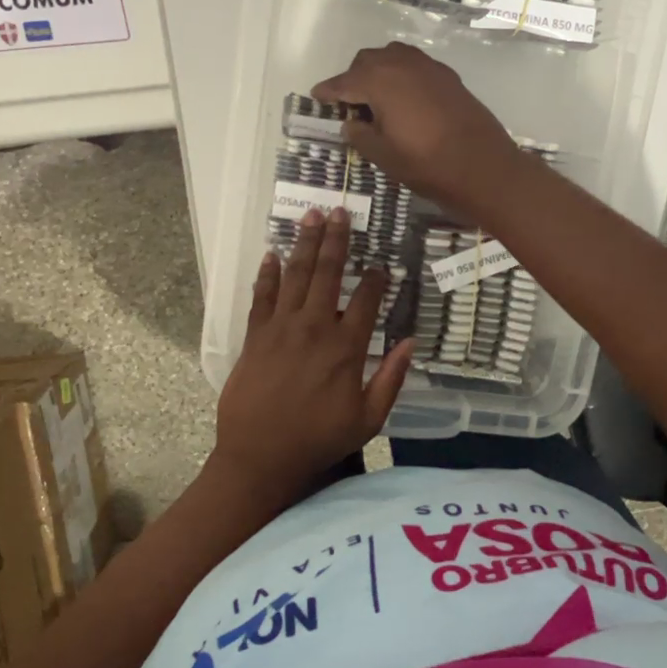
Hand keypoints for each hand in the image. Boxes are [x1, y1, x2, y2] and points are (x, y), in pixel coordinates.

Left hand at [213, 207, 414, 505]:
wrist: (260, 457)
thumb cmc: (319, 440)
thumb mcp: (369, 419)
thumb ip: (391, 379)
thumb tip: (411, 342)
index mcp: (346, 349)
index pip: (366, 300)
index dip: (375, 279)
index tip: (382, 264)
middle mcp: (314, 329)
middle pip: (327, 275)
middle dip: (336, 241)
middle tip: (340, 211)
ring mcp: (281, 330)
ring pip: (295, 277)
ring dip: (304, 245)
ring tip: (311, 217)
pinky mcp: (255, 338)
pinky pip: (262, 298)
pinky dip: (267, 275)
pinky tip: (272, 254)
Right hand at [313, 43, 529, 224]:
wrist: (484, 167)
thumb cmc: (427, 164)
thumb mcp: (384, 156)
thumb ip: (360, 135)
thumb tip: (351, 123)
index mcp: (380, 81)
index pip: (345, 82)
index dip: (329, 91)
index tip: (317, 96)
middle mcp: (402, 64)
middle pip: (368, 61)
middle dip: (354, 78)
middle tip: (349, 104)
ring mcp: (429, 67)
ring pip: (394, 58)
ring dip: (380, 72)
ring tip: (377, 100)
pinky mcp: (449, 77)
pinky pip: (415, 67)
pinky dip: (402, 76)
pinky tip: (404, 100)